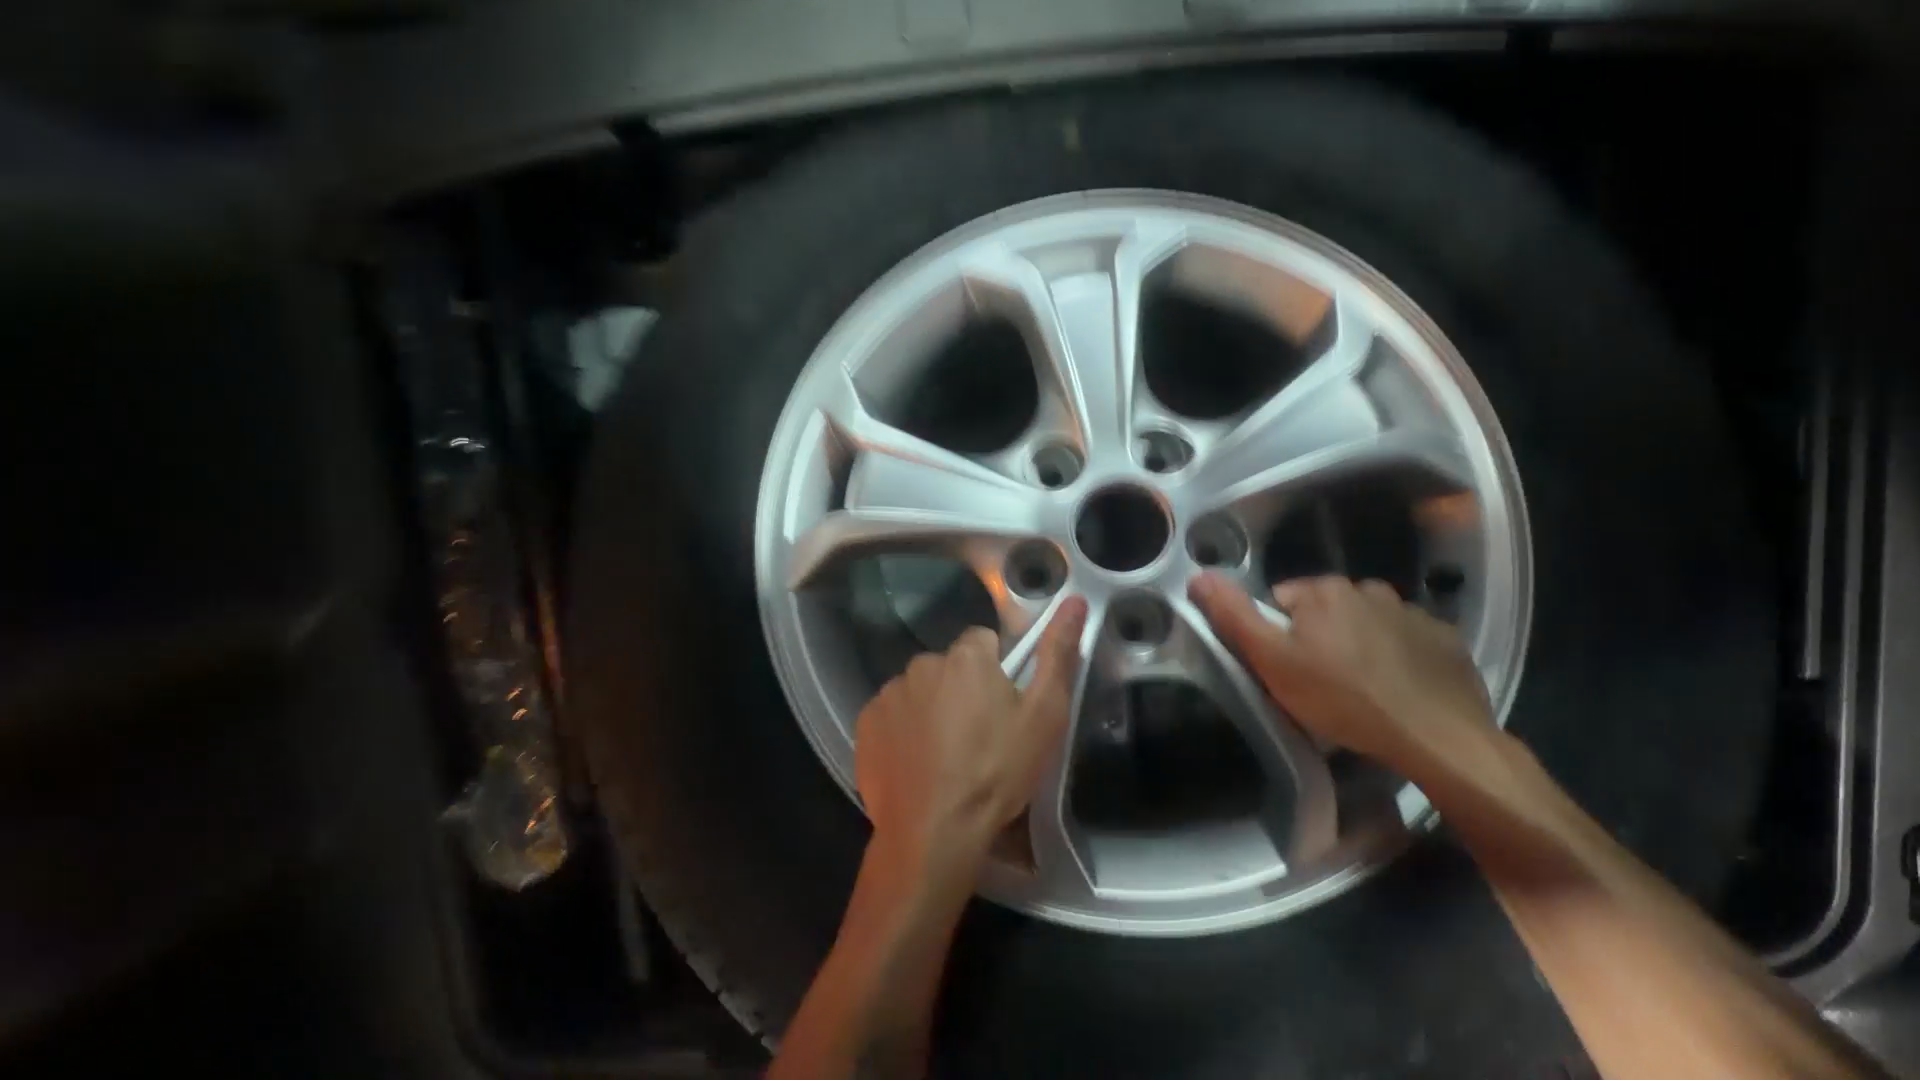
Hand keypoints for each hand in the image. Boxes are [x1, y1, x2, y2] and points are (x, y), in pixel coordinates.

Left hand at [854, 598, 1088, 874]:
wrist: (933, 833)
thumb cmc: (996, 773)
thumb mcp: (1043, 717)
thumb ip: (1058, 654)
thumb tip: (1073, 601)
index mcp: (965, 657)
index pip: (985, 642)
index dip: (999, 672)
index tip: (1005, 708)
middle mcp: (920, 665)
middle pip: (950, 667)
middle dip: (963, 691)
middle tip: (981, 738)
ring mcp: (888, 696)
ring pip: (920, 692)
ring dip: (932, 711)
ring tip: (948, 757)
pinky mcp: (865, 726)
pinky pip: (893, 717)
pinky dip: (904, 733)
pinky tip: (919, 765)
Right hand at [1188, 573, 1492, 774]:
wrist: (1437, 736)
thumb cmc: (1343, 700)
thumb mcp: (1274, 663)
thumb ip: (1235, 617)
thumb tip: (1199, 575)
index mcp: (1324, 591)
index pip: (1282, 602)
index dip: (1278, 637)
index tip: (1286, 671)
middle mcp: (1369, 589)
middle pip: (1326, 612)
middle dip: (1320, 640)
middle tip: (1321, 686)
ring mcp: (1413, 613)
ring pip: (1368, 625)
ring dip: (1360, 647)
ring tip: (1362, 691)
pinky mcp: (1445, 640)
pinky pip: (1409, 642)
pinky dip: (1400, 659)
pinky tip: (1400, 691)